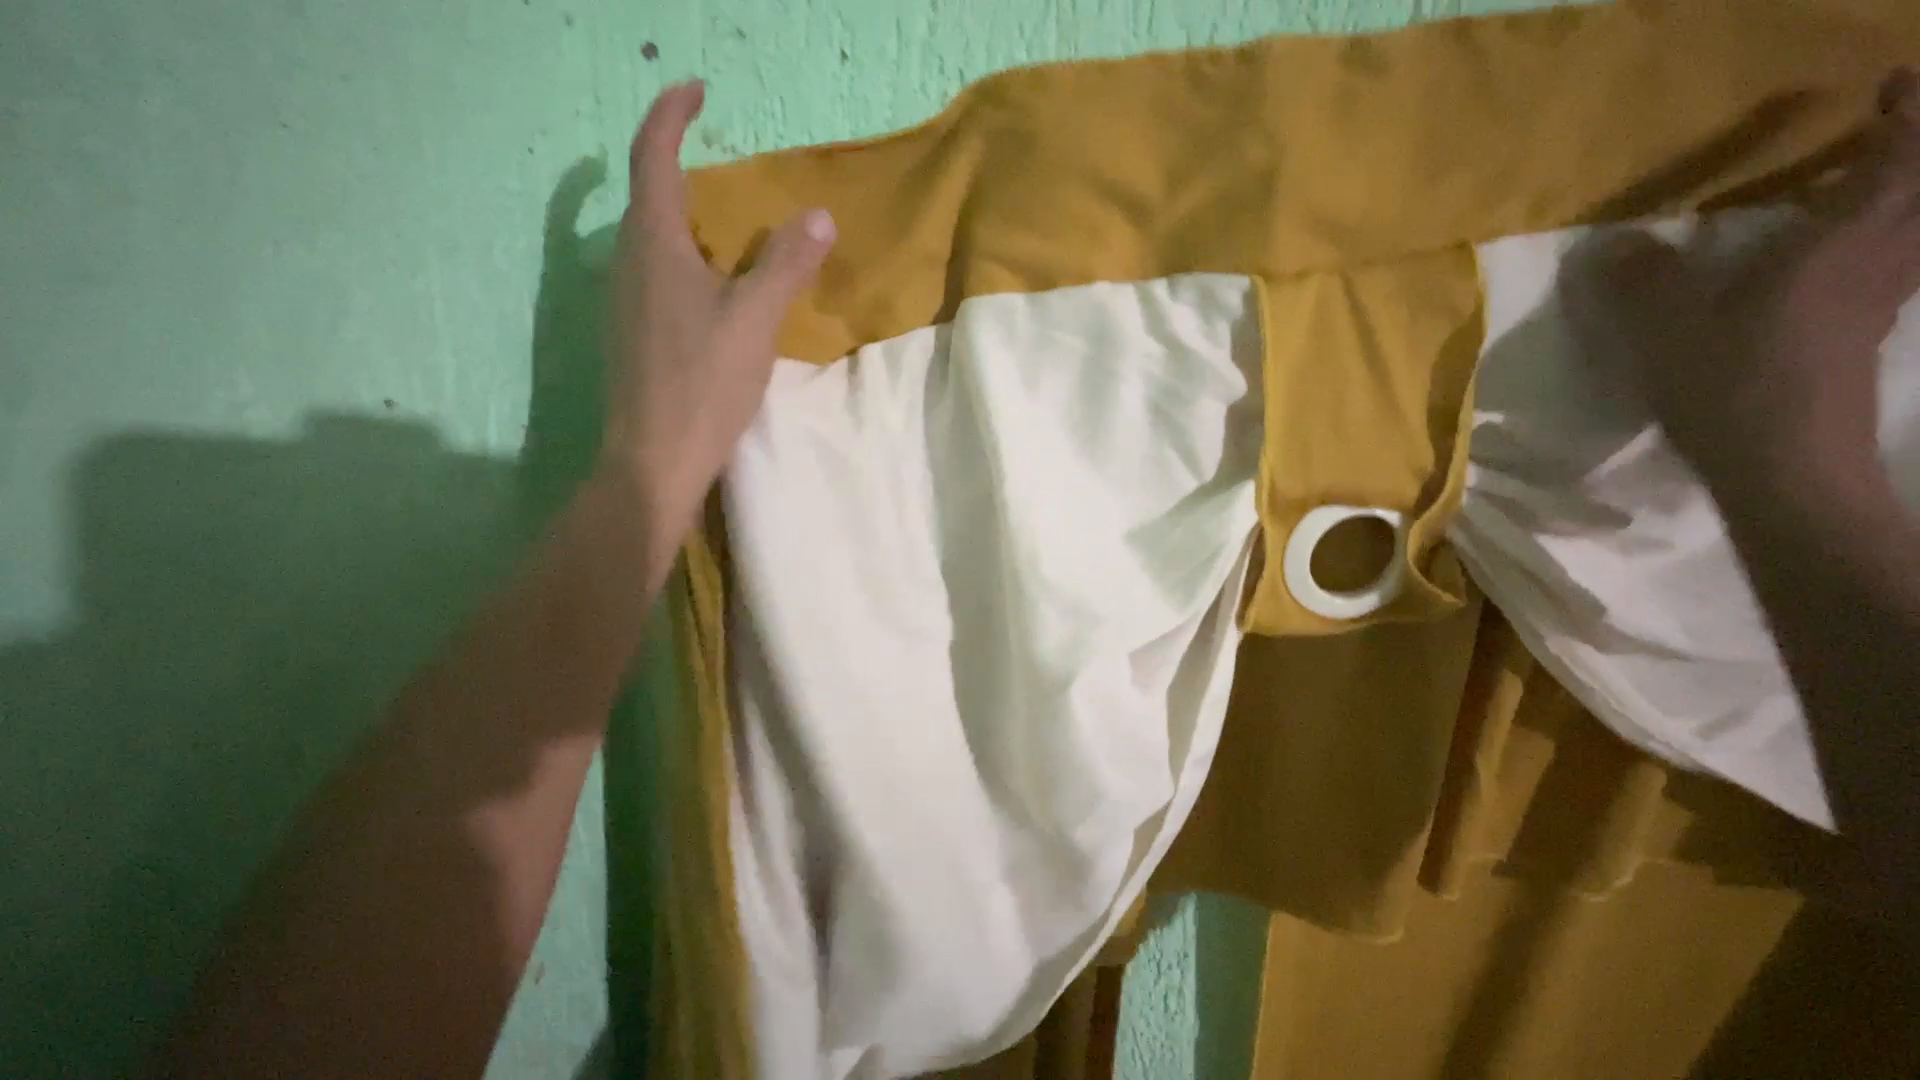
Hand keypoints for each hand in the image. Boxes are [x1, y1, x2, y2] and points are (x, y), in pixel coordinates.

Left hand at [600, 79, 835, 537]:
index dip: (671, 116)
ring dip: (688, 225)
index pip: (652, 157)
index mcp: (653, 245)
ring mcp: (624, 303)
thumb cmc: (702, 383)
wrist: (653, 462)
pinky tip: (718, 295)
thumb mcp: (755, 319)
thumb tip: (817, 217)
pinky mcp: (632, 337)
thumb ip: (785, 265)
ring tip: (733, 236)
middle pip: (650, 199)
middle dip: (683, 172)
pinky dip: (687, 265)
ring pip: (654, 243)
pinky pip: (658, 278)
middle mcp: (627, 264)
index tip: (695, 90)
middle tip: (729, 176)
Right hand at [1564, 68, 1919, 496]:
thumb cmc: (1733, 385)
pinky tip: (1837, 261)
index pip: (1902, 155)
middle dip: (1909, 154)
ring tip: (1858, 189)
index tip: (1892, 82)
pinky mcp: (1865, 338)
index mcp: (1843, 242)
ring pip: (1912, 232)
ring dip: (1899, 200)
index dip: (1907, 111)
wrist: (1788, 467)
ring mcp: (1880, 302)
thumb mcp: (1667, 327)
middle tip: (1880, 130)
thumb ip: (1641, 279)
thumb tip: (1612, 244)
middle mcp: (1880, 260)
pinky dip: (1883, 245)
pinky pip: (1893, 267)